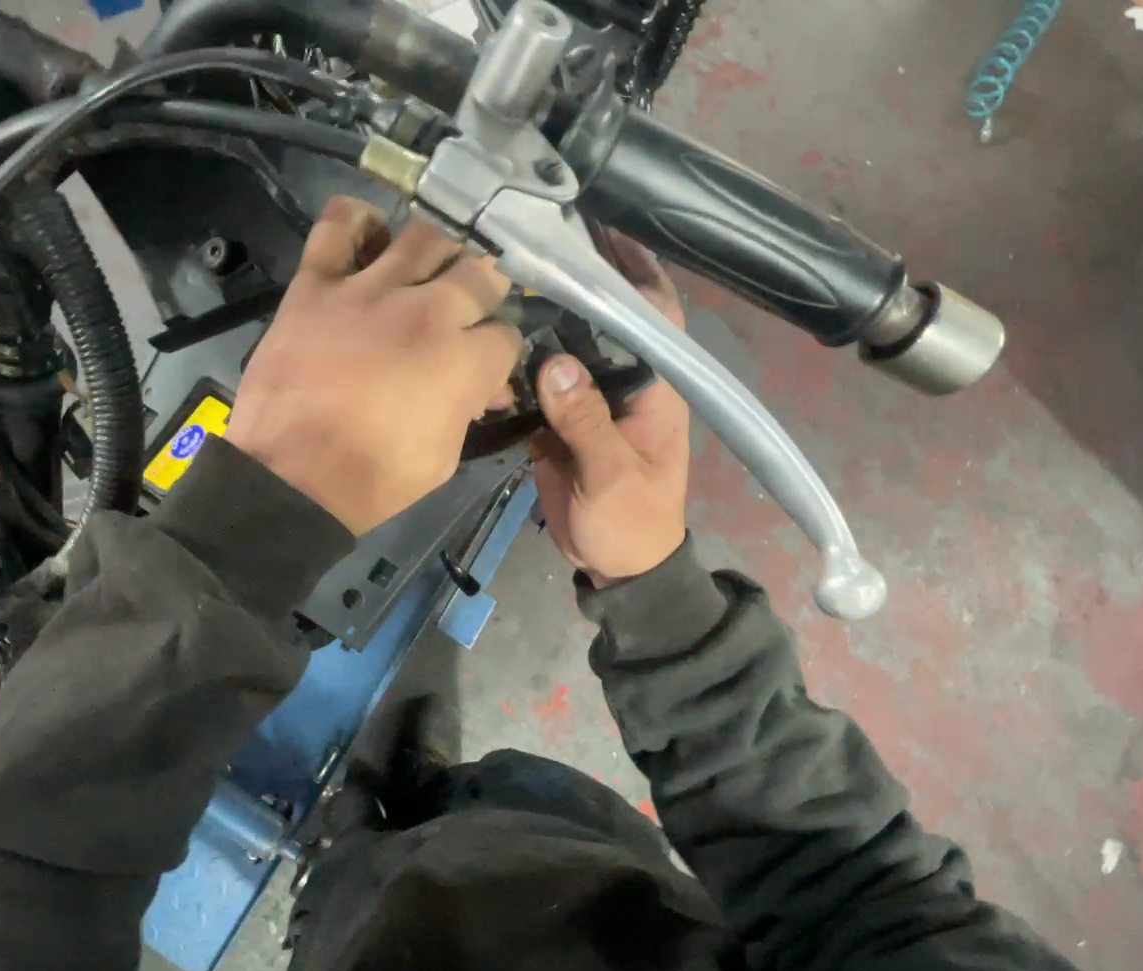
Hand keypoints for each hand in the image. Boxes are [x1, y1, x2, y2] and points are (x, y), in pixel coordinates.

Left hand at [226, 197, 521, 533]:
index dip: (498, 352)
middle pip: (479, 272)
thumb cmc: (373, 480)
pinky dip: (358, 221)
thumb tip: (485, 388)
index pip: (506, 333)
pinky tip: (369, 239)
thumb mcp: (442, 458)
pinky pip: (339, 224)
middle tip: (466, 312)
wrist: (291, 480)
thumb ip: (468, 410)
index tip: (484, 365)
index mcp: (462, 359)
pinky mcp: (316, 283)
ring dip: (437, 253)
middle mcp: (425, 310)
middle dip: (484, 294)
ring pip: (424, 236)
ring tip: (427, 274)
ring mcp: (368, 290)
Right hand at [532, 234, 690, 586]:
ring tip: (498, 286)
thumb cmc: (633, 522)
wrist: (616, 568)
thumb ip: (587, 421)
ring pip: (563, 353)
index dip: (636, 272)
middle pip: (600, 324)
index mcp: (655, 389)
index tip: (604, 230)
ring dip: (536, 327)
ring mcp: (587, 403)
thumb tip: (553, 363)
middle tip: (530, 245)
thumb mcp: (614, 475)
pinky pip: (536, 389)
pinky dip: (515, 371)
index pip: (655, 315)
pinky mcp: (558, 424)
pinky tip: (487, 345)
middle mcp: (622, 384)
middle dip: (572, 289)